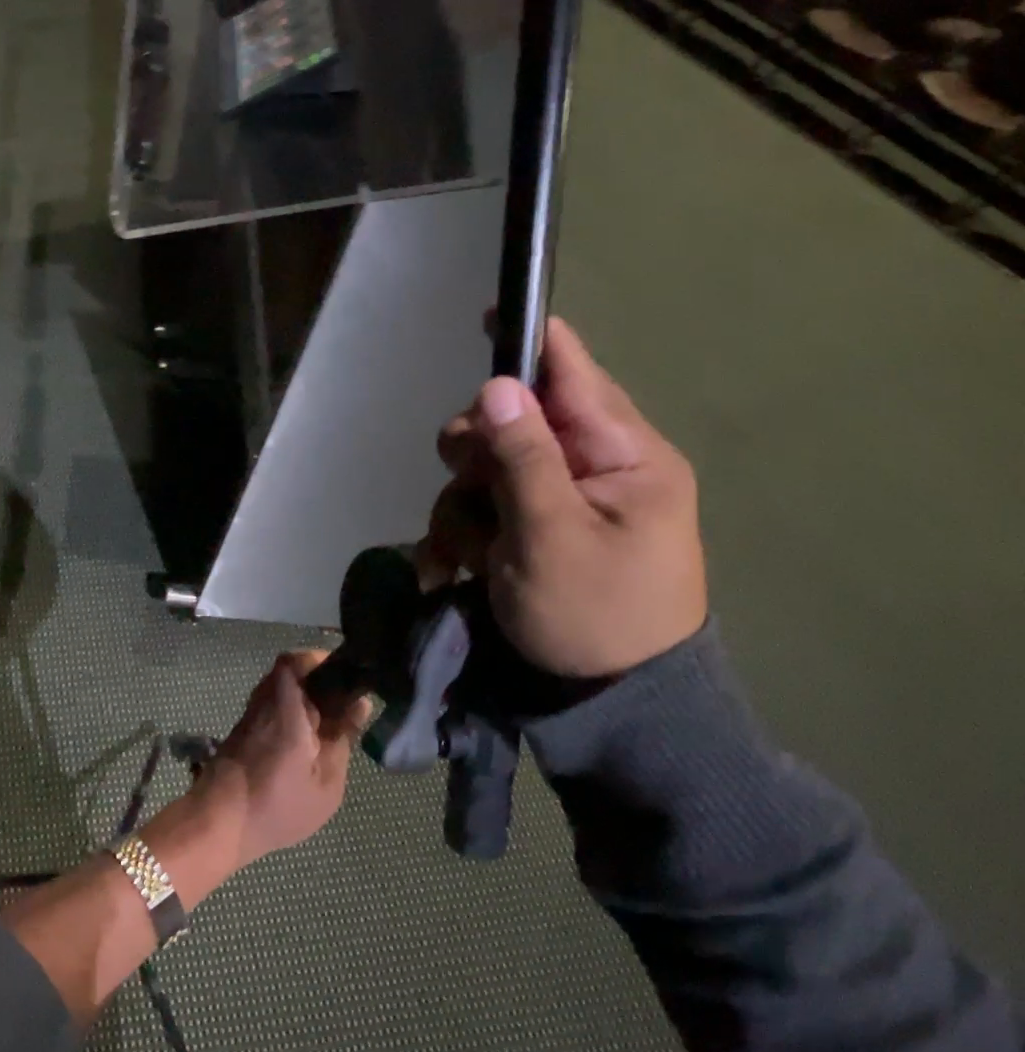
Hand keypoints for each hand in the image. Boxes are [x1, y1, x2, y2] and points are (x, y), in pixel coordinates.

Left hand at [199, 651, 373, 864]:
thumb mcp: (325, 783)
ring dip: (304, 701)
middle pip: (288, 674)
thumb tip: (359, 703)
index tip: (345, 675)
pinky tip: (307, 742)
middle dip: (318, 683)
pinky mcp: (241, 733)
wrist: (218, 824)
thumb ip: (342, 738)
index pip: (294, 661)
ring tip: (330, 727)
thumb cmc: (276, 806)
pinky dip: (291, 715)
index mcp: (286, 708)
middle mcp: (263, 704)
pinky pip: (270, 709)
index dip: (318, 659)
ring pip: (278, 691)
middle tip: (345, 706)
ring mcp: (249, 717)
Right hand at [417, 318, 707, 677]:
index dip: (531, 346)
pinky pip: (486, 512)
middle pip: (514, 425)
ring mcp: (564, 505)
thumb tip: (498, 385)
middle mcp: (596, 470)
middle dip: (475, 458)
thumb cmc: (594, 615)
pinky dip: (465, 536)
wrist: (612, 703)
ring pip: (487, 473)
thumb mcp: (551, 536)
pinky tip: (458, 569)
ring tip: (462, 559)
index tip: (490, 315)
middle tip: (466, 491)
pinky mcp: (538, 535)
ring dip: (462, 510)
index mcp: (626, 457)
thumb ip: (523, 458)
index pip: (575, 377)